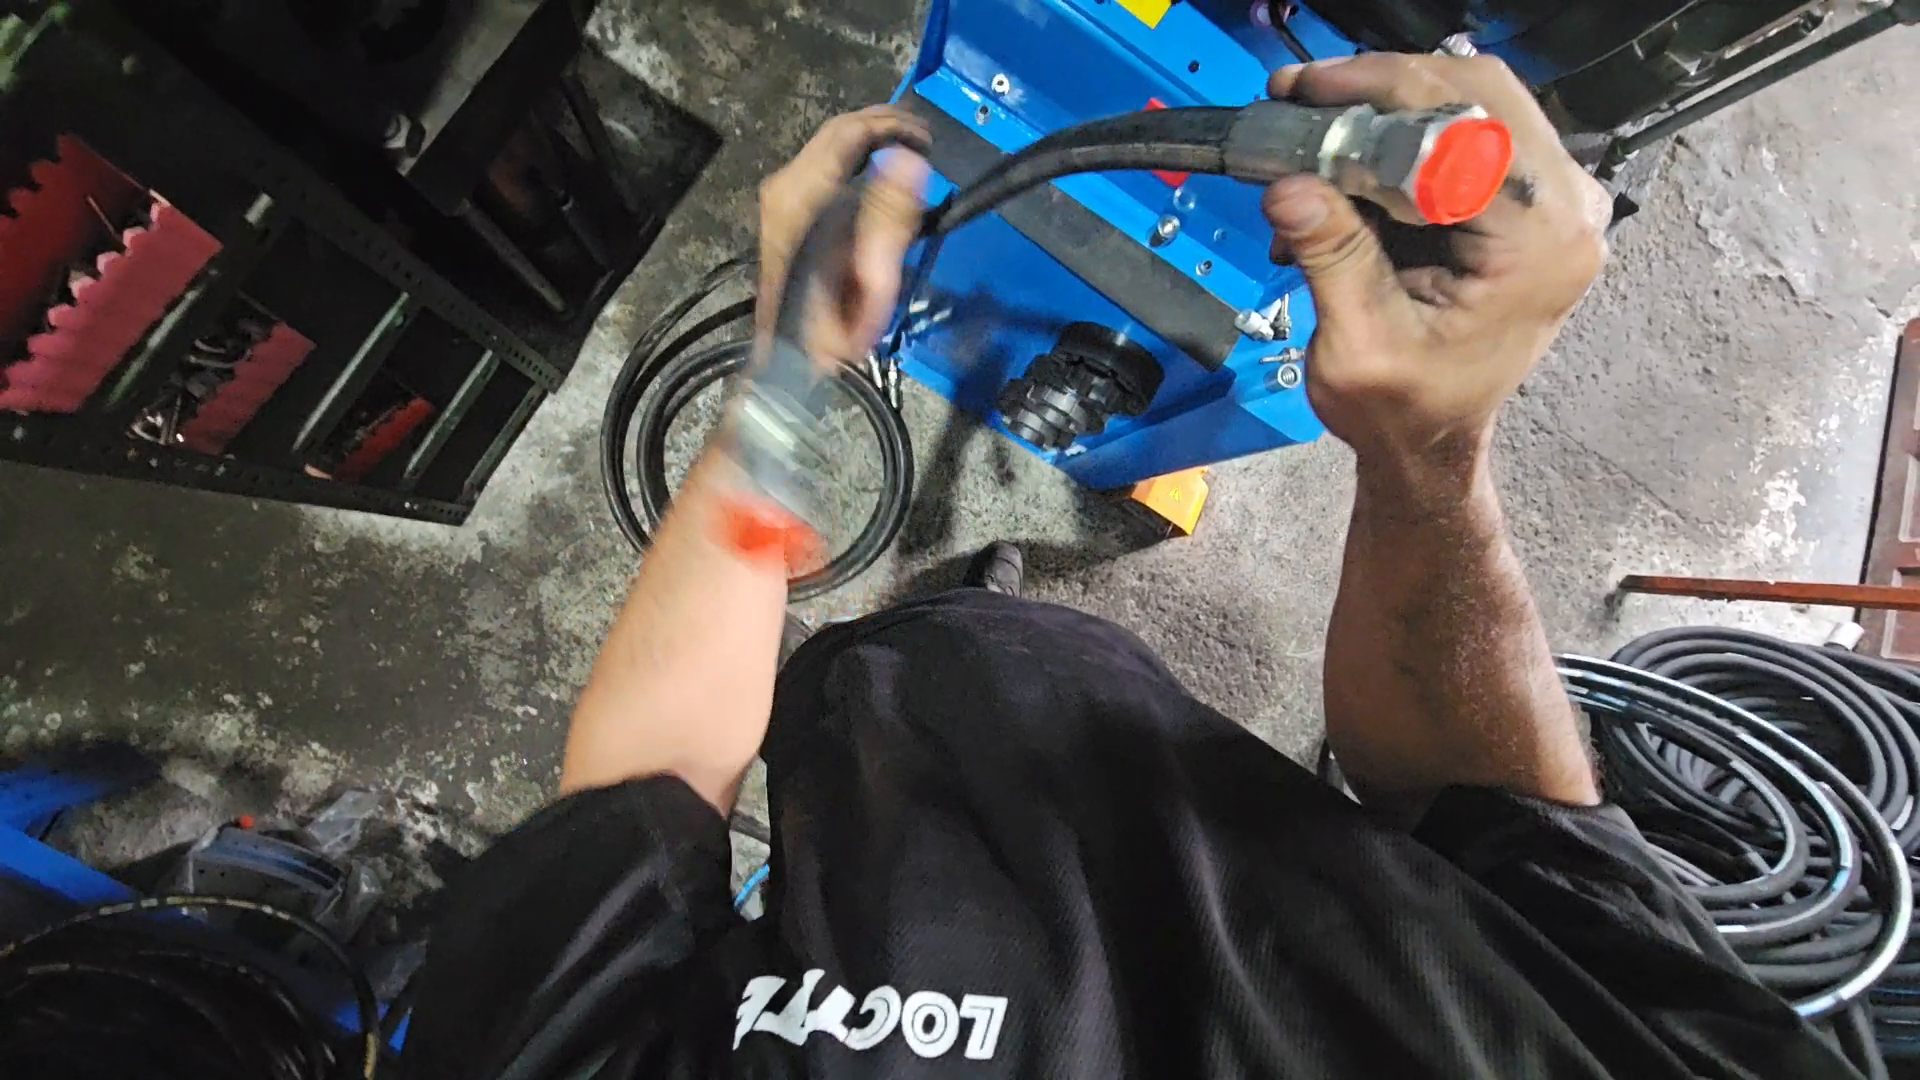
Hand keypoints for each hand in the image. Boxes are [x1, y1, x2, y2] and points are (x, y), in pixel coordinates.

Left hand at [756, 105, 930, 360]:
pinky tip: (876, 181)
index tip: (928, 139)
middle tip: (922, 141)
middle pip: (836, 135)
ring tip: (906, 154)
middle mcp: (786, 189)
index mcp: (804, 197)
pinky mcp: (784, 216)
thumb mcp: (870, 277)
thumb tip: (910, 160)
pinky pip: (823, 172)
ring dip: (869, 146)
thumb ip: (891, 214)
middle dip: (882, 128)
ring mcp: (781, 202)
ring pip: (828, 151)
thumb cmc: (830, 326)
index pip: (850, 133)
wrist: (789, 358)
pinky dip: (855, 165)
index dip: (892, 125)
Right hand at [1263, 55, 1610, 467]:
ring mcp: (1545, 203)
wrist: (1425, 442)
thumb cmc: (1400, 410)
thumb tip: (1286, 185)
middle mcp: (1562, 209)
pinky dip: (1388, 152)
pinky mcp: (1514, 209)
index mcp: (1538, 245)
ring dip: (1379, 119)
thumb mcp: (1357, 342)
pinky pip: (1455, 148)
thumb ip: (1332, 256)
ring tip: (1305, 146)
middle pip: (1477, 99)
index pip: (1470, 127)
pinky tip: (1336, 184)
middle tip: (1299, 99)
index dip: (1383, 95)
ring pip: (1466, 113)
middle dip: (1379, 91)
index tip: (1305, 95)